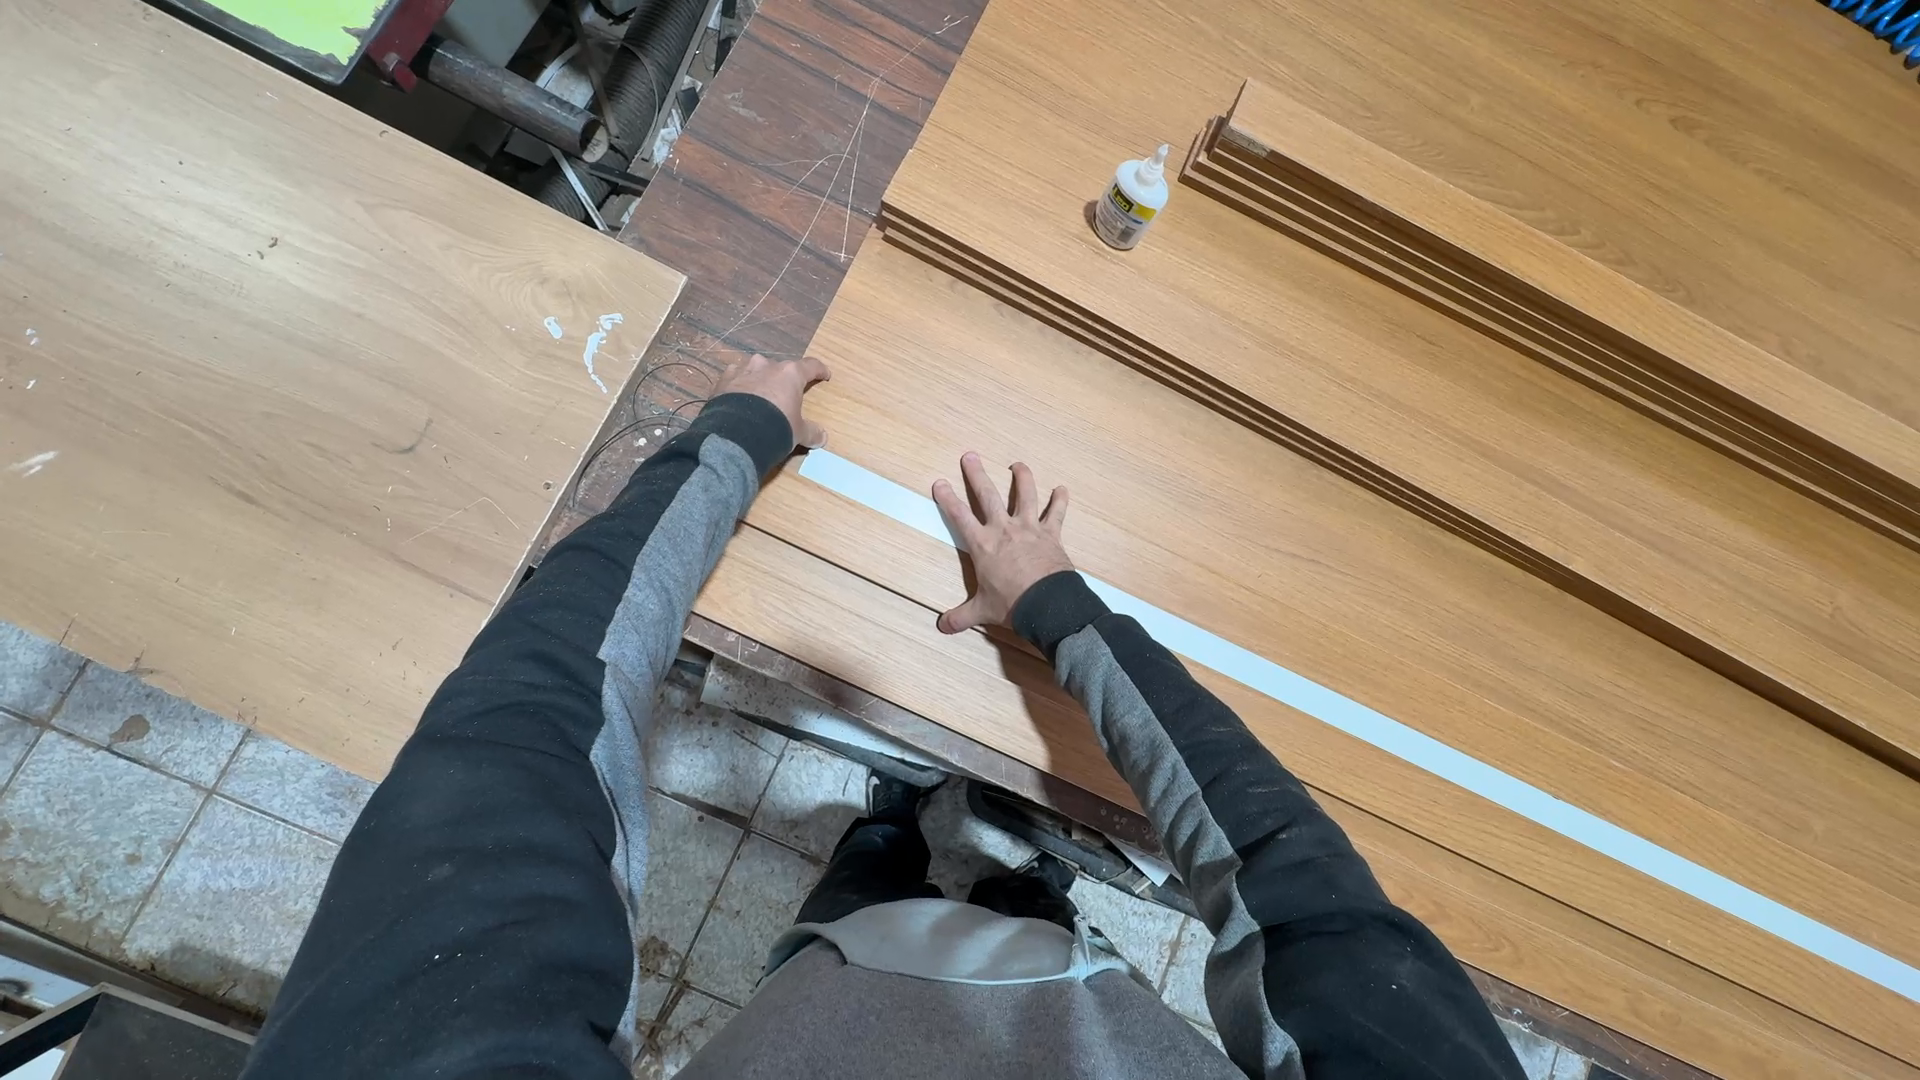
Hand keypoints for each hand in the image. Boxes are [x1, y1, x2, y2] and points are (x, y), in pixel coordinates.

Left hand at [712, 353, 831, 450]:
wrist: (736, 434)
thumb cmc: (776, 428)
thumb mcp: (799, 433)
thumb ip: (811, 432)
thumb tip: (822, 437)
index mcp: (790, 374)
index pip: (811, 366)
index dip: (819, 370)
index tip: (825, 375)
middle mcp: (767, 366)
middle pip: (781, 368)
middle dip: (784, 379)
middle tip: (786, 393)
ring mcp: (744, 370)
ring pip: (756, 369)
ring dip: (760, 379)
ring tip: (760, 394)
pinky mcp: (724, 380)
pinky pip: (735, 378)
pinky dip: (739, 385)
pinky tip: (738, 396)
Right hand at [931, 452, 1072, 633]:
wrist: (1047, 604)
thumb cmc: (1011, 604)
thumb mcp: (982, 611)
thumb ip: (961, 617)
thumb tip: (942, 627)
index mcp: (982, 544)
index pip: (959, 516)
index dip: (947, 498)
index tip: (939, 482)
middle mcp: (1004, 529)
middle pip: (987, 495)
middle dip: (976, 474)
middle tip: (970, 455)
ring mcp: (1029, 528)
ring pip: (1025, 495)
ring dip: (1022, 478)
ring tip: (1018, 465)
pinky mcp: (1051, 534)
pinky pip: (1057, 512)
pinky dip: (1060, 500)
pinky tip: (1062, 489)